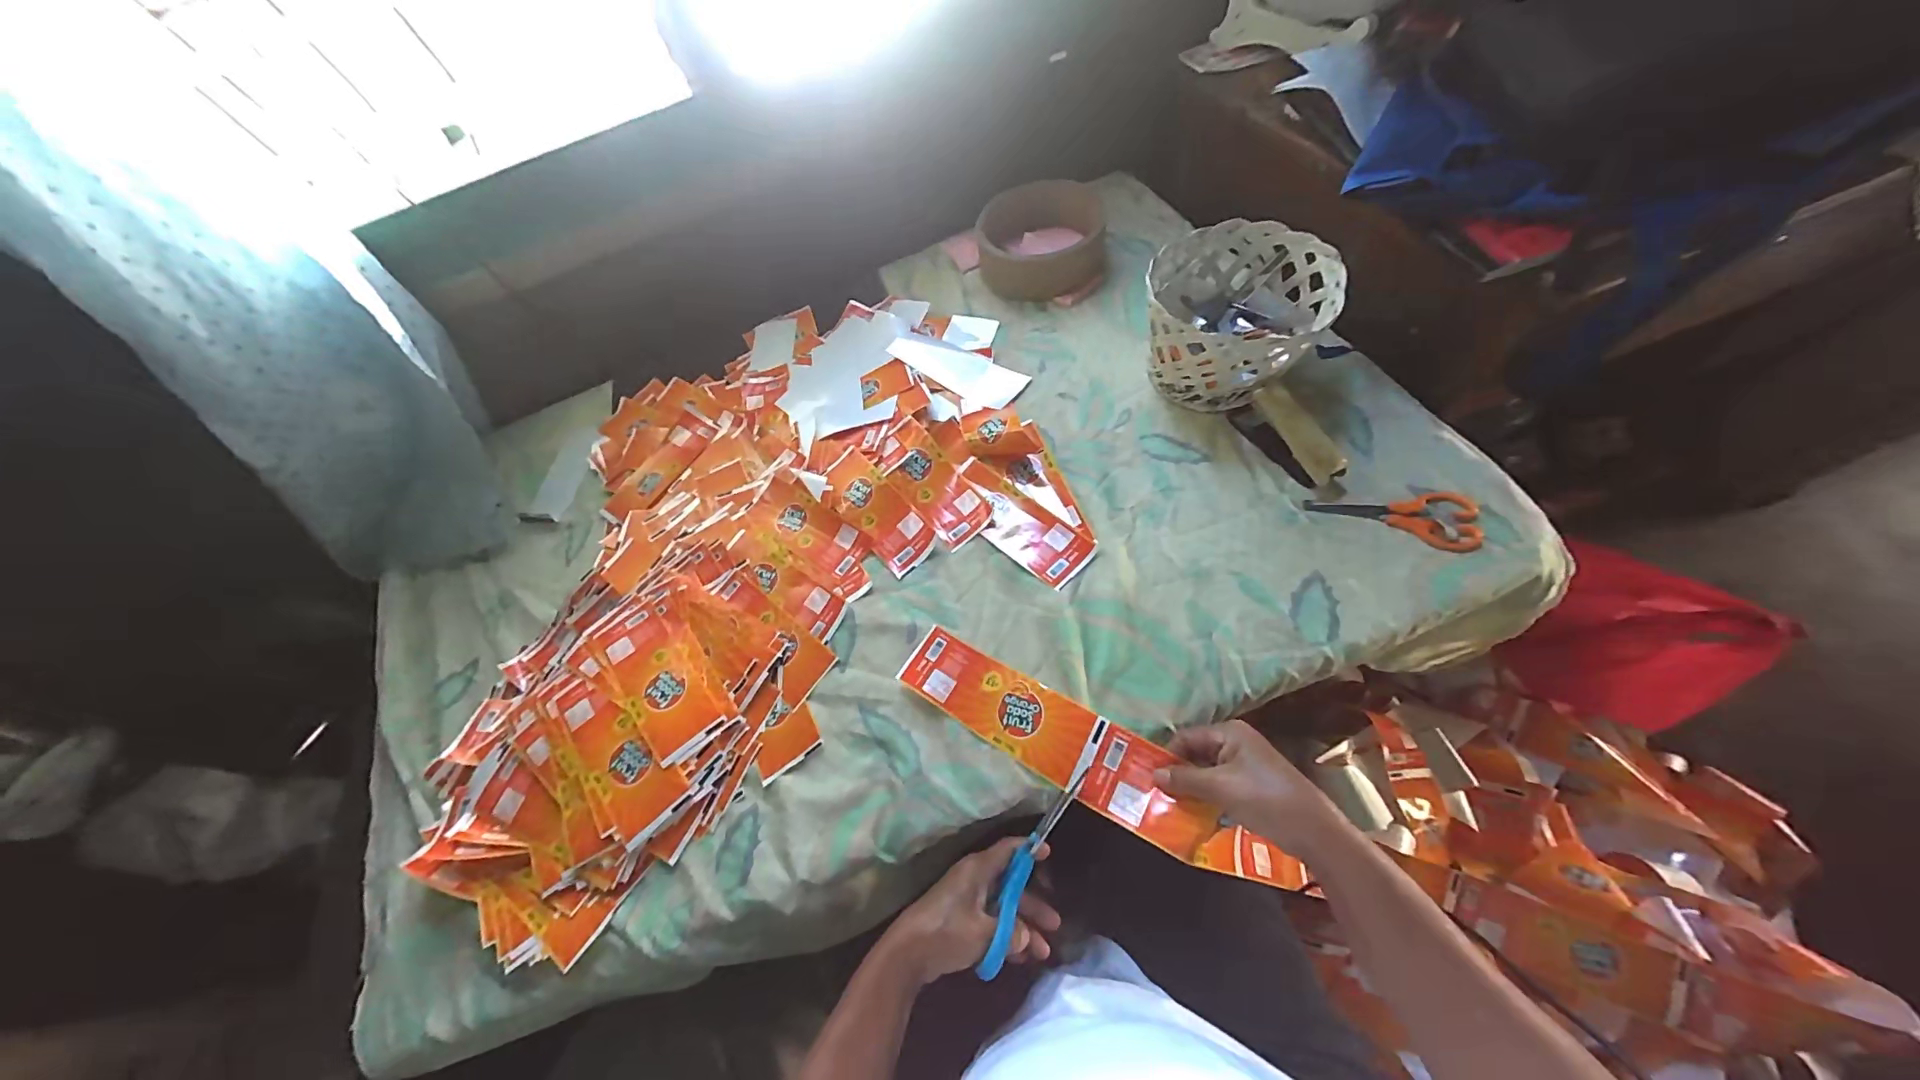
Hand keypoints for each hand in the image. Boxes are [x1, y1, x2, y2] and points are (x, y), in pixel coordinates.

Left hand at [880, 836, 1061, 984]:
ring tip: (1042, 954)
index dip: (1029, 850)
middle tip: (1055, 926)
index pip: (1009, 850)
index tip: (1049, 853)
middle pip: (1011, 886)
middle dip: (1034, 906)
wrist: (906, 954)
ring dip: (1023, 928)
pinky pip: (991, 922)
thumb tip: (1028, 936)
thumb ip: (1012, 932)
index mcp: (978, 870)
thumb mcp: (985, 933)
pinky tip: (1021, 958)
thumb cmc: (947, 932)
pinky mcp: (960, 920)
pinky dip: (1007, 937)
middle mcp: (974, 879)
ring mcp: (967, 900)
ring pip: (1003, 908)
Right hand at [1155, 719, 1349, 857]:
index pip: (1187, 737)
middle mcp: (1237, 743)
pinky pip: (1220, 786)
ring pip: (1207, 772)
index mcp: (1230, 733)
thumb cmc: (1266, 800)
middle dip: (1179, 773)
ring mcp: (1245, 765)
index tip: (1151, 777)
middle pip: (1196, 754)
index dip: (1169, 756)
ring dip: (1192, 788)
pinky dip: (1207, 797)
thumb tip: (1154, 774)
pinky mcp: (1251, 786)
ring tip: (1172, 806)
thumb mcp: (1221, 788)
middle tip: (1159, 793)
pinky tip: (1196, 814)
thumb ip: (1186, 780)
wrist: (1315, 832)